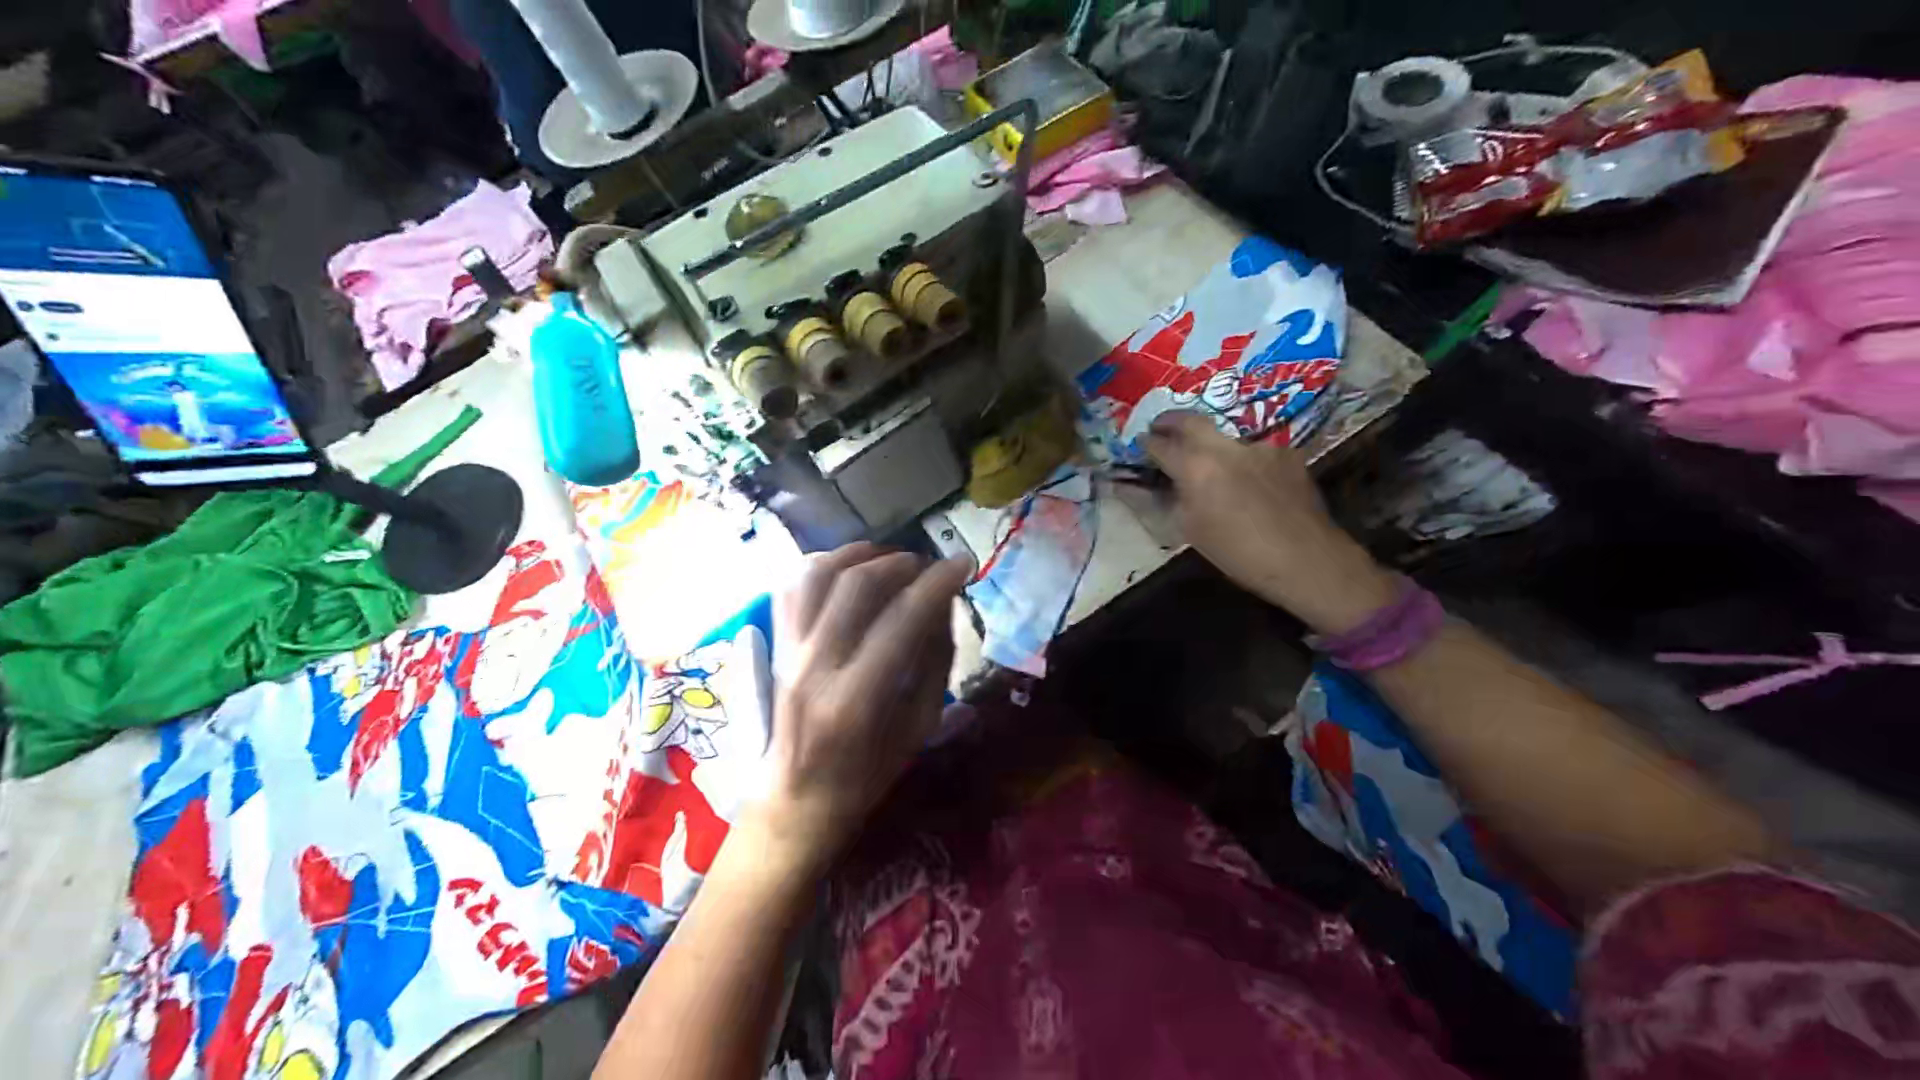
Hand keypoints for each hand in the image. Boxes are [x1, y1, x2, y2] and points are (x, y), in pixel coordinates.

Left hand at [744, 543, 971, 872]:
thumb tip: (944, 602)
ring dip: (861, 554)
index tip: (964, 564)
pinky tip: (850, 568)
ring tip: (891, 559)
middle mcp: (814, 667)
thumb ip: (936, 662)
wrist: (797, 799)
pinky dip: (823, 564)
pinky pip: (792, 585)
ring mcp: (787, 652)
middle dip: (902, 564)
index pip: (902, 619)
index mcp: (855, 700)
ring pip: (818, 574)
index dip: (938, 583)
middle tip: (928, 568)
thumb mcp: (919, 728)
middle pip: (857, 585)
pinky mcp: (775, 645)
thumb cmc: (866, 775)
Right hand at [1145, 411, 1396, 634]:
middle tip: (1161, 427)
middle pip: (1191, 420)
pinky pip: (1255, 453)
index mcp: (1196, 467)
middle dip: (1171, 421)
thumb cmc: (1238, 553)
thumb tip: (1161, 485)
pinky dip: (1244, 462)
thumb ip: (1173, 500)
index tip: (1141, 443)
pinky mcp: (1287, 454)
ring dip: (1213, 447)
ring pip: (1226, 438)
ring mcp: (1260, 447)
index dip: (1147, 443)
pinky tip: (1250, 483)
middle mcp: (1226, 447)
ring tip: (1212, 467)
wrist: (1306, 559)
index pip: (1161, 444)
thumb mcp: (1191, 531)